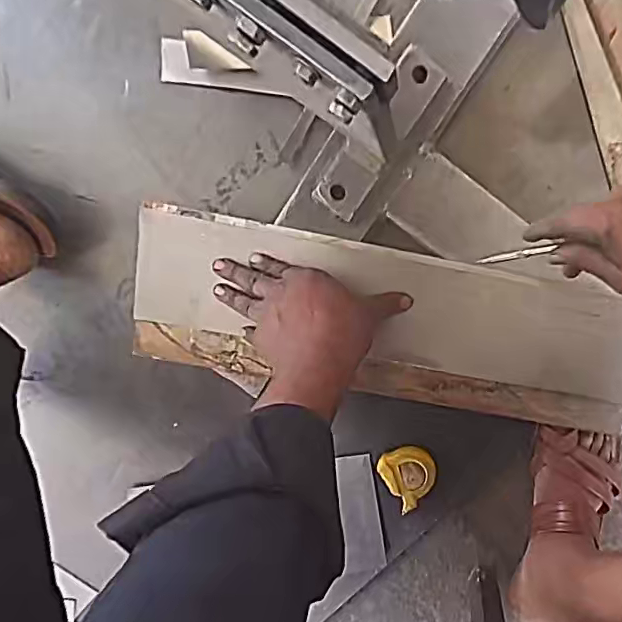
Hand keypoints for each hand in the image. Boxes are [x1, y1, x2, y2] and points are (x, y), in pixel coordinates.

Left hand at [212, 254, 411, 418]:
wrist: (318, 364)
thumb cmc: (340, 336)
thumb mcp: (368, 316)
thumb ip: (383, 305)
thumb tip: (402, 300)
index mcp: (305, 280)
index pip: (282, 266)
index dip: (268, 262)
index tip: (257, 258)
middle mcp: (281, 293)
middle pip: (254, 278)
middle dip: (237, 271)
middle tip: (222, 265)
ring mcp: (268, 316)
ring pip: (243, 300)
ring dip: (230, 293)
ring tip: (218, 287)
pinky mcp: (263, 339)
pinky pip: (250, 331)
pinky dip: (245, 330)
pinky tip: (242, 329)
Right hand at [524, 179, 621, 311]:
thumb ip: (587, 262)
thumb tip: (563, 254)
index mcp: (614, 217)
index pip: (565, 220)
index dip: (544, 230)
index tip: (531, 235)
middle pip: (591, 215)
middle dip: (580, 238)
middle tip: (572, 265)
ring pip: (617, 211)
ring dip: (609, 233)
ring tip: (618, 263)